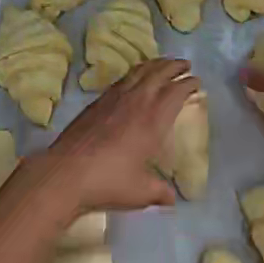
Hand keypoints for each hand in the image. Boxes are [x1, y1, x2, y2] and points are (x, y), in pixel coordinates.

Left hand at [34, 58, 197, 213]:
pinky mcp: (98, 100)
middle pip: (160, 73)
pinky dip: (136, 72)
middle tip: (185, 65)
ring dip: (155, 64)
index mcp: (153, 118)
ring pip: (140, 70)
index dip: (189, 84)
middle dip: (175, 66)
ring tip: (164, 63)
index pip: (176, 92)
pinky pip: (124, 78)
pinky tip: (136, 77)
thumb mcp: (141, 192)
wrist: (67, 172)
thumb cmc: (109, 181)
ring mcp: (116, 97)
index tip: (196, 82)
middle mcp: (137, 100)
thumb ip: (159, 192)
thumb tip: (171, 198)